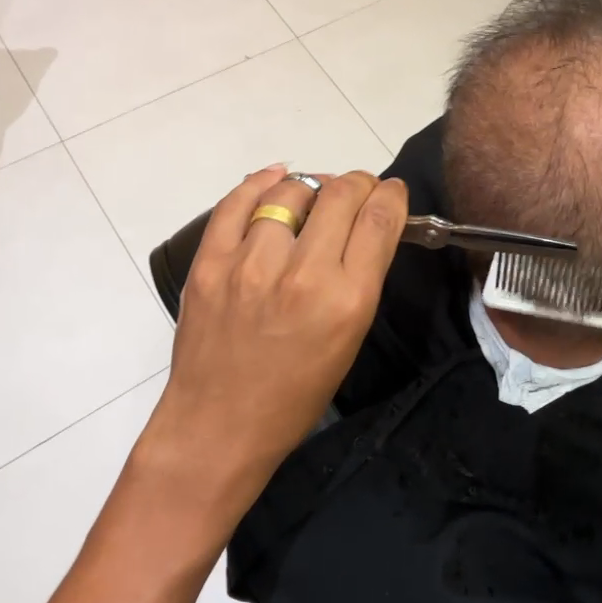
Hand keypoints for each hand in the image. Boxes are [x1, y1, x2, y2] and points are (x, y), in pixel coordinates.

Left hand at [148, 166, 408, 486]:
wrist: (219, 424)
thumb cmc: (296, 394)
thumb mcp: (350, 338)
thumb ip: (360, 278)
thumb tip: (366, 226)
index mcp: (347, 300)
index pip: (379, 219)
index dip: (391, 195)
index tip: (391, 192)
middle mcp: (302, 274)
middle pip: (340, 194)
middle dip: (359, 183)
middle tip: (358, 190)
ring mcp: (250, 264)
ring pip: (290, 190)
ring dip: (312, 185)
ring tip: (315, 194)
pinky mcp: (210, 263)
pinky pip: (237, 202)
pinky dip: (260, 182)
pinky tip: (275, 178)